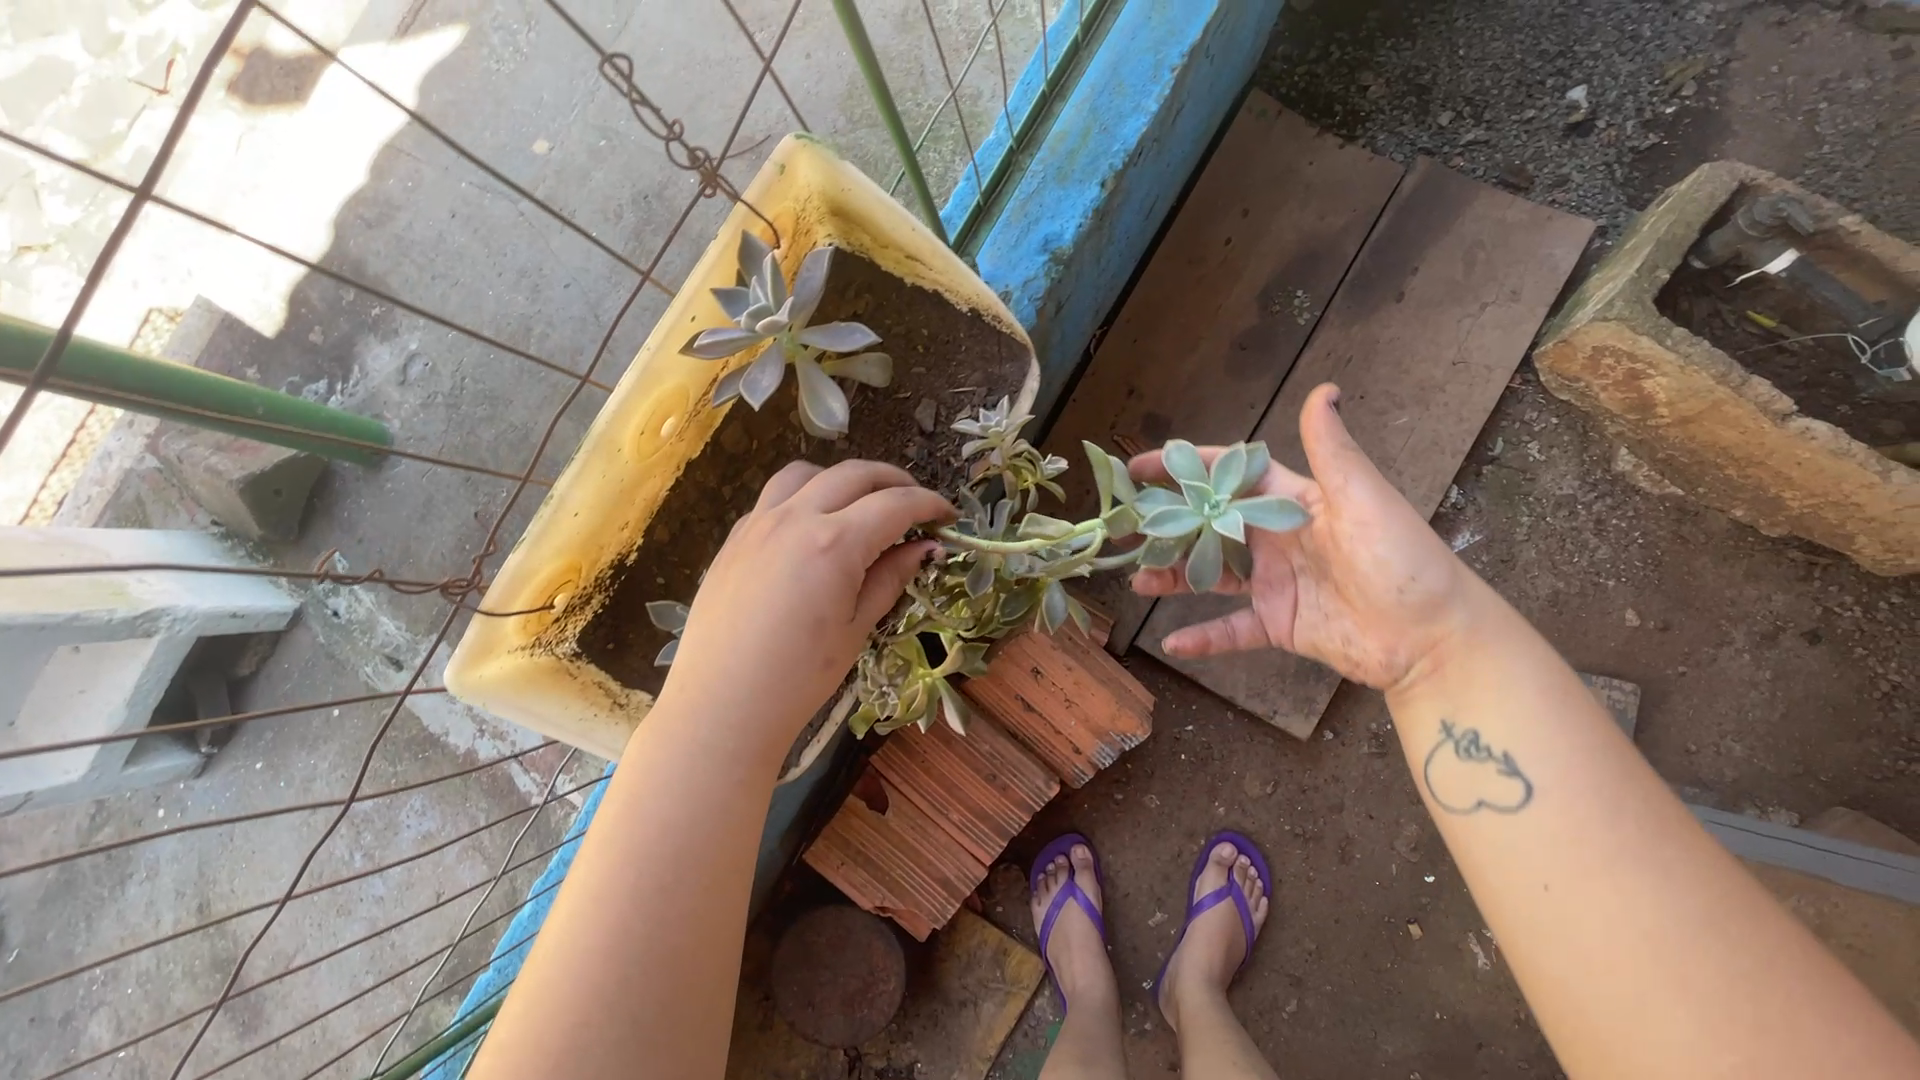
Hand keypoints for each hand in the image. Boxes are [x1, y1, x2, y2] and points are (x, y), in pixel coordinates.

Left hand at [660, 459, 954, 744]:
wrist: (722, 704)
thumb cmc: (798, 678)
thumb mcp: (857, 628)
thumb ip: (890, 578)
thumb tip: (923, 549)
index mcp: (834, 543)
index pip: (894, 505)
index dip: (928, 505)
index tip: (948, 515)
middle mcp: (795, 518)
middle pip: (854, 475)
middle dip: (893, 481)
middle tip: (916, 502)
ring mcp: (759, 522)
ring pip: (807, 473)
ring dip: (843, 479)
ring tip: (862, 502)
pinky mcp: (736, 538)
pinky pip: (775, 497)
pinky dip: (805, 495)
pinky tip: (814, 526)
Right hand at [1129, 383, 1478, 690]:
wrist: (1433, 635)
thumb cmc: (1401, 558)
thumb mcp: (1362, 497)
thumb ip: (1332, 449)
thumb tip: (1324, 388)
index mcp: (1291, 503)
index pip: (1227, 477)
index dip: (1184, 469)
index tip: (1139, 467)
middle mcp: (1275, 540)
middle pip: (1207, 527)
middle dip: (1165, 526)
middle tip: (1122, 528)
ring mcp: (1274, 584)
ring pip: (1210, 575)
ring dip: (1173, 576)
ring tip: (1136, 578)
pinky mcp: (1279, 624)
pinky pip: (1232, 631)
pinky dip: (1204, 638)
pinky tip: (1172, 643)